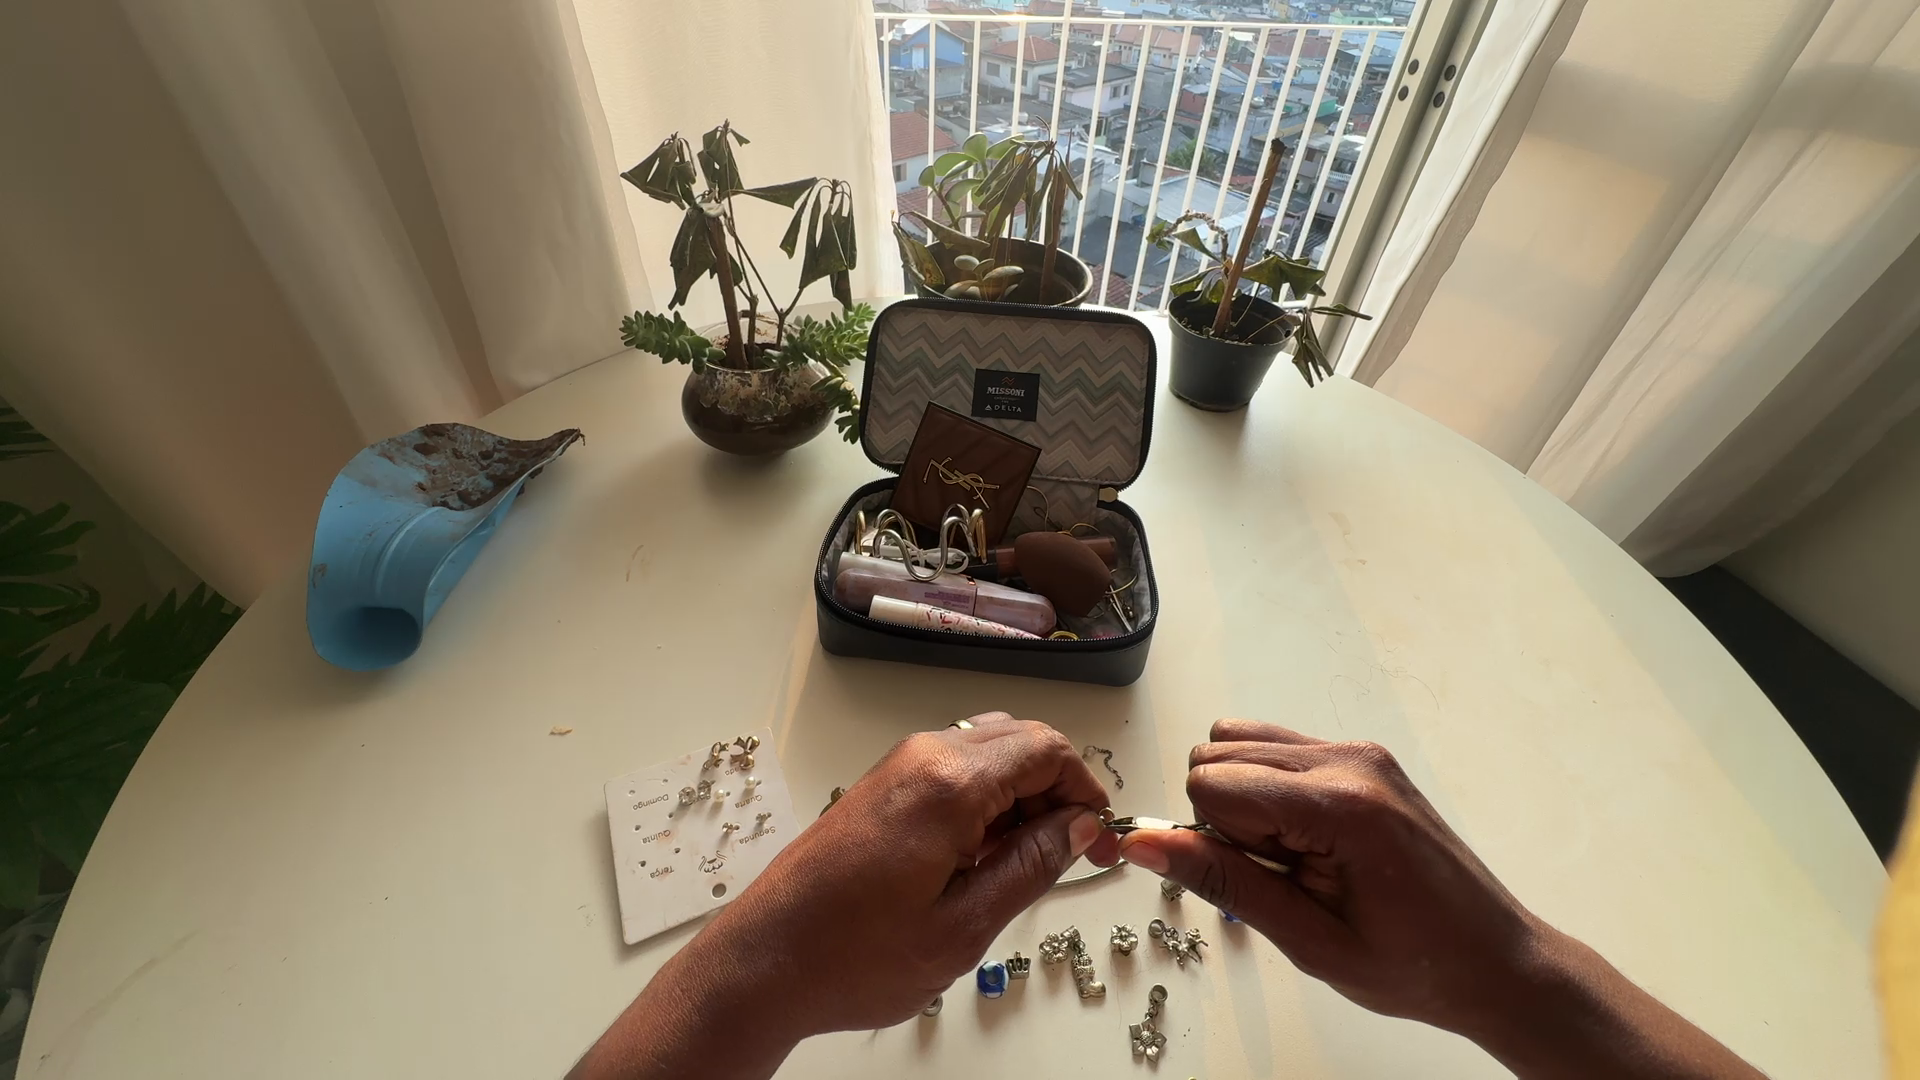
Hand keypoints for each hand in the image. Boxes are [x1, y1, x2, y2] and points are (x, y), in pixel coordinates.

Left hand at [571, 714, 1118, 1079]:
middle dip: (1057, 787)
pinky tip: (979, 851)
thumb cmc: (857, 954)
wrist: (767, 956)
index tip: (1098, 838)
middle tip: (1069, 851)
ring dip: (1021, 791)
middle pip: (1020, 738)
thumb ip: (1030, 866)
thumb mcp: (963, 926)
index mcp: (950, 783)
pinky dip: (986, 794)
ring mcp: (902, 763)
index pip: (1046, 749)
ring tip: (1018, 860)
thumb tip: (1079, 827)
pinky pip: (956, 765)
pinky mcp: (887, 780)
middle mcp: (926, 754)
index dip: (1084, 789)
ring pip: (989, 748)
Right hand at [1116, 718, 1539, 1034]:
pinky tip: (1300, 830)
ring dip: (1241, 795)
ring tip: (1292, 851)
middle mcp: (1346, 758)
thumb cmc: (1413, 967)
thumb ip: (1219, 881)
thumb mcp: (1307, 941)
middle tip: (1279, 868)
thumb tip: (1140, 843)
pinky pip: (1268, 742)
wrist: (1499, 962)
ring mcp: (1354, 748)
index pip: (1210, 782)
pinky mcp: (1358, 751)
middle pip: (1215, 753)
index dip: (1215, 837)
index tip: (1263, 877)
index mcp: (1340, 805)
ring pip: (1233, 738)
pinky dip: (1262, 782)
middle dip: (1224, 814)